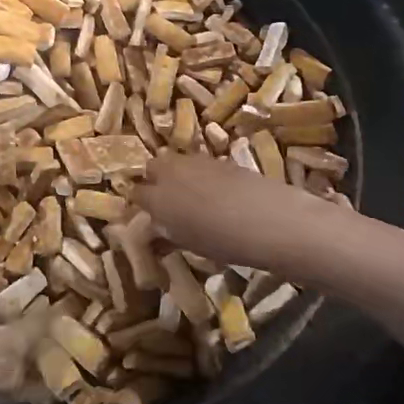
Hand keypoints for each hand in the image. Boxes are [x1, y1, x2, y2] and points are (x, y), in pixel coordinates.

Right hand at [136, 153, 332, 272]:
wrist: (268, 220)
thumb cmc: (224, 242)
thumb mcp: (191, 244)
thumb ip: (169, 234)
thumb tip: (159, 231)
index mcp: (157, 198)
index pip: (135, 193)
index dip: (139, 201)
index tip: (145, 211)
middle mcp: (170, 173)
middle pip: (152, 167)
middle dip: (153, 178)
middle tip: (165, 198)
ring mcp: (195, 161)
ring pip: (174, 160)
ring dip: (175, 173)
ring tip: (189, 193)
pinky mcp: (218, 158)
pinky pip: (197, 163)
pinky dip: (197, 173)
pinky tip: (212, 190)